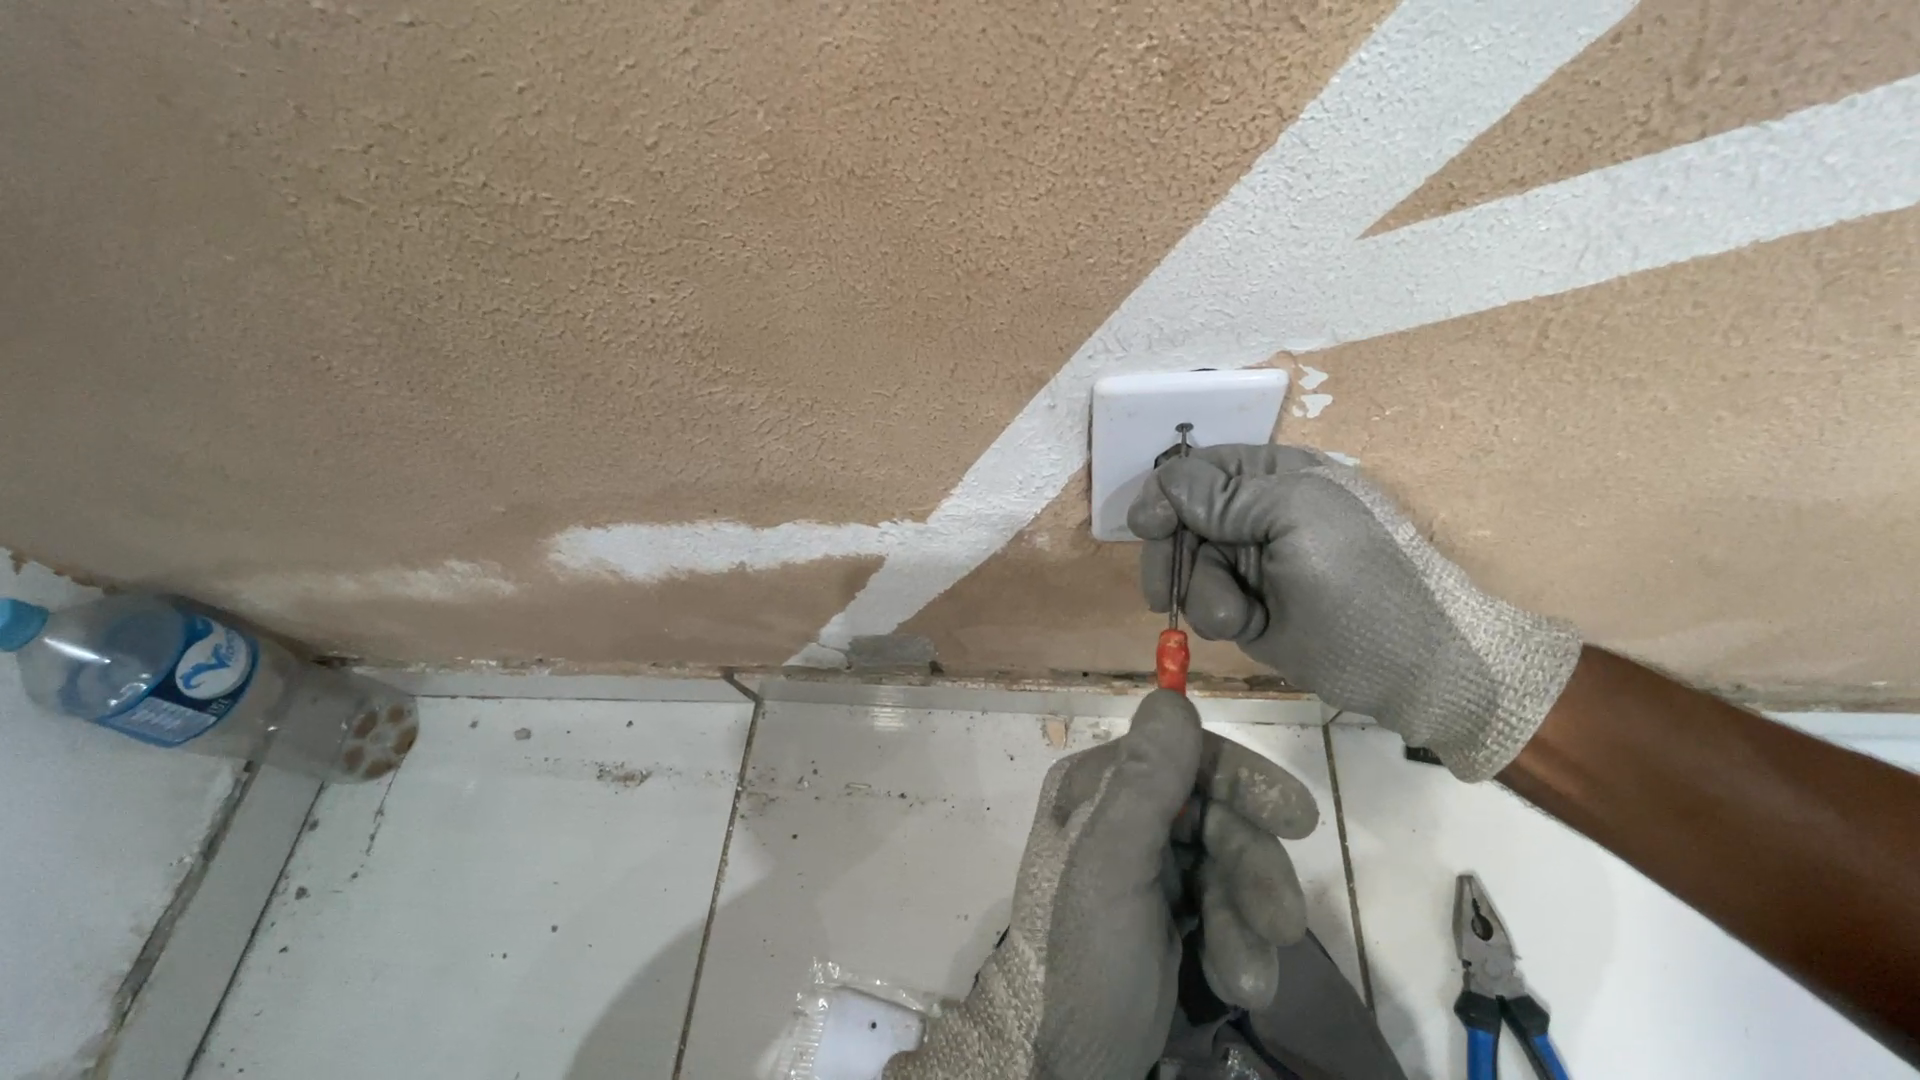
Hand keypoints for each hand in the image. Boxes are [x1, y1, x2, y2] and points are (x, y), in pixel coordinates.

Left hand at [884, 691, 1317, 1079]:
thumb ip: (1145, 782)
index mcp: (1097, 789)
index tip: (1295, 817)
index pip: (1183, 757)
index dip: (1242, 781)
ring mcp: (1152, 863)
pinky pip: (1229, 908)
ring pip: (1232, 867)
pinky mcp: (1176, 909)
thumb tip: (1172, 693)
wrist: (1075, 1064)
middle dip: (1252, 873)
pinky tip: (1231, 983)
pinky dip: (1239, 945)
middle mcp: (1124, 814)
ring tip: (1246, 979)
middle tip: (1283, 924)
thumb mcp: (1111, 865)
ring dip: (1248, 923)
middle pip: (1218, 815)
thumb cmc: (1082, 955)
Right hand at [1129, 444, 1581, 781]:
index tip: (1147, 527)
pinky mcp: (1248, 607)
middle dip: (1174, 554)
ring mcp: (1252, 564)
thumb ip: (1225, 495)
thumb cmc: (1363, 578)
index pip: (1198, 469)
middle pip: (1180, 519)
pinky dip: (1219, 617)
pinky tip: (1250, 627)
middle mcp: (1258, 515)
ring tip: (1236, 617)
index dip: (1166, 494)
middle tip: (1162, 592)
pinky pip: (1204, 604)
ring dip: (1201, 593)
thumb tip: (1161, 480)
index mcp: (1277, 477)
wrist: (1415, 667)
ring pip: (1187, 567)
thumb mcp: (1297, 517)